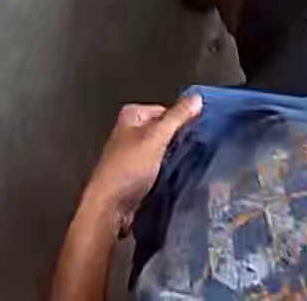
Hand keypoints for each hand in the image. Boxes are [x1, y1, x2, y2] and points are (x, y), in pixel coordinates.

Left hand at [78, 95, 202, 234]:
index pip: (165, 111)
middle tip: (196, 151)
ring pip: (161, 153)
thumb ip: (177, 117)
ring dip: (173, 160)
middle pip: (162, 132)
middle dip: (177, 142)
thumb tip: (198, 97)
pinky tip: (179, 181)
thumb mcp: (156, 137)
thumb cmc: (129, 167)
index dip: (180, 121)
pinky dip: (167, 174)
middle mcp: (129, 132)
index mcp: (131, 115)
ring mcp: (131, 156)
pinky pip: (157, 170)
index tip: (197, 134)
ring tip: (191, 166)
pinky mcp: (134, 177)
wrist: (109, 209)